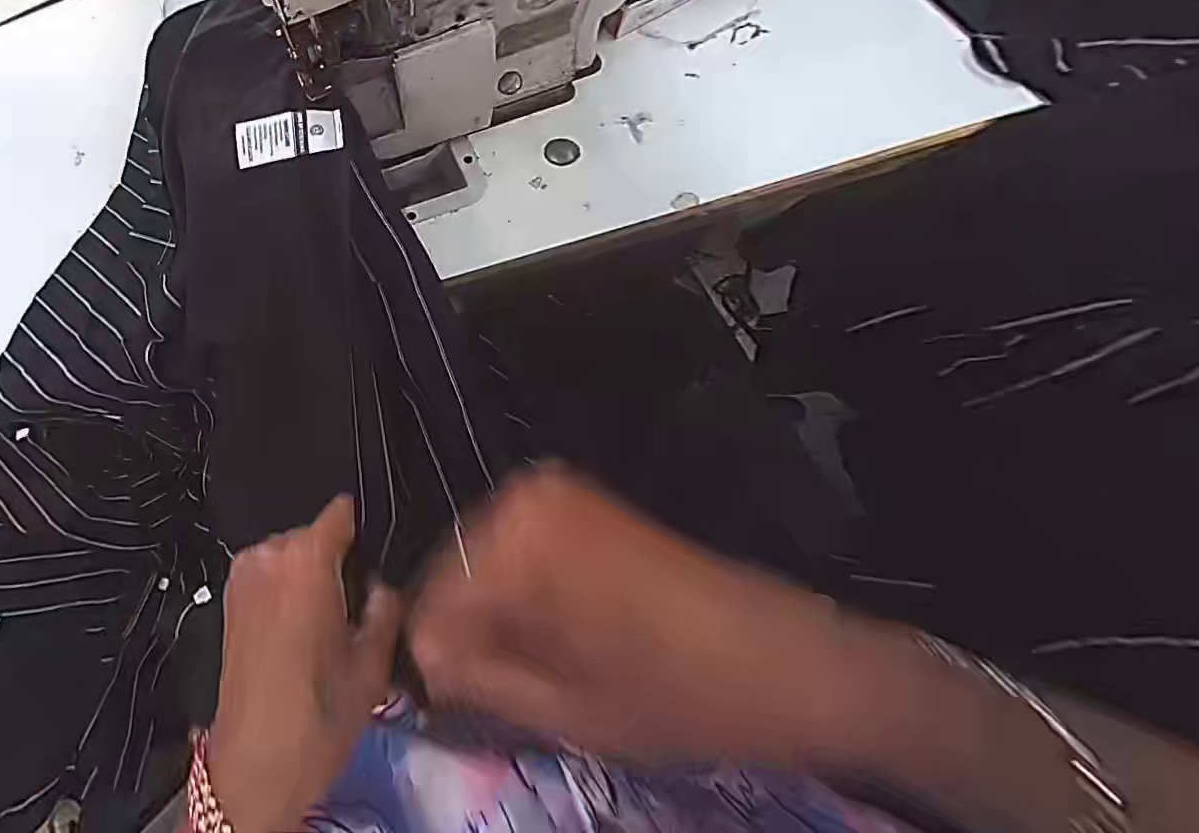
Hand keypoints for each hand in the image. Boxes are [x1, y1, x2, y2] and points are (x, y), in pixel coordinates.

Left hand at [210, 495, 401, 831]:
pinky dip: (285, 587)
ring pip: (291, 553)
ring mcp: (244, 573)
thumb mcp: (373, 662)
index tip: (374, 556)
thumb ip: (386, 604)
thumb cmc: (319, 713)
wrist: (254, 766)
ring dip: (309, 573)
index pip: (342, 511)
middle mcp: (270, 553)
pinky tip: (295, 628)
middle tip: (351, 602)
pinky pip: (269, 572)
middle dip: (337, 558)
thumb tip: (381, 582)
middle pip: (316, 533)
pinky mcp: (228, 595)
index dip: (363, 530)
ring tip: (323, 621)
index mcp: (307, 558)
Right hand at [408, 464, 861, 765]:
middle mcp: (524, 497)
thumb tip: (421, 662)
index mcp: (516, 542)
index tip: (455, 694)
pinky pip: (513, 541)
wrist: (777, 653)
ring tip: (535, 655)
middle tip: (501, 679)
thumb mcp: (565, 709)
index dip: (439, 657)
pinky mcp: (574, 495)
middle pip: (455, 570)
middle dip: (467, 627)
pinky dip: (519, 583)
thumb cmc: (674, 692)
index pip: (432, 600)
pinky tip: (555, 621)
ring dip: (494, 607)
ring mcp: (550, 488)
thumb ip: (475, 680)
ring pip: (481, 556)